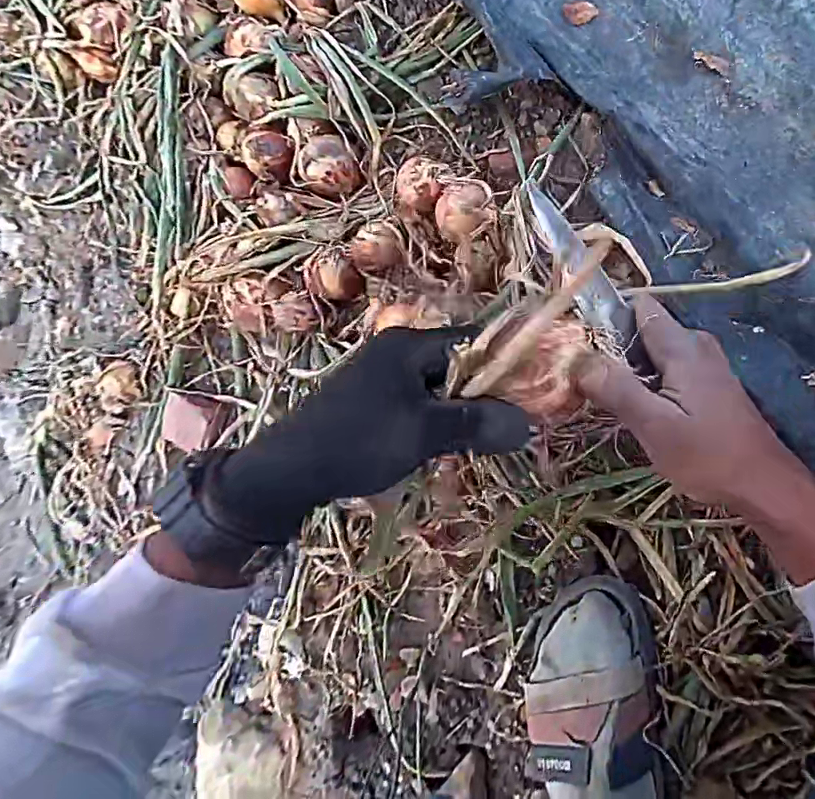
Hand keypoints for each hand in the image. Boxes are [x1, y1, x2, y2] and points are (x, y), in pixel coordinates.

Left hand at [202, 326, 529, 543]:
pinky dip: (439, 418)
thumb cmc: (356, 442)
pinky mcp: (374, 398)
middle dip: (485, 391)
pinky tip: (446, 442)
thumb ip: (475, 424)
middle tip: (508, 420)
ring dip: (462, 409)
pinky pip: (421, 400)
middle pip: (459, 363)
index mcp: (408, 345)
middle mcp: (397, 350)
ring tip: (482, 436)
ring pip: (441, 385)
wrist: (284, 473)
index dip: (504, 362)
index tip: (530, 388)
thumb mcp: (422, 433)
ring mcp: (383, 374)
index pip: (473, 341)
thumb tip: (527, 425)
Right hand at [579, 298, 814, 582]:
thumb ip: (618, 389)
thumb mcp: (655, 426)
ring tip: (605, 398)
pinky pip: (670, 369)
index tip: (580, 343)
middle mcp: (697, 345)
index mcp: (683, 346)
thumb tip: (579, 358)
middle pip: (645, 330)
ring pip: (655, 353)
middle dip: (615, 350)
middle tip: (586, 380)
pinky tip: (639, 410)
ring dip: (631, 370)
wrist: (764, 484)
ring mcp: (706, 364)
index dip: (608, 317)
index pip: (640, 308)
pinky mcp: (710, 384)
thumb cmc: (709, 456)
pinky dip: (650, 382)